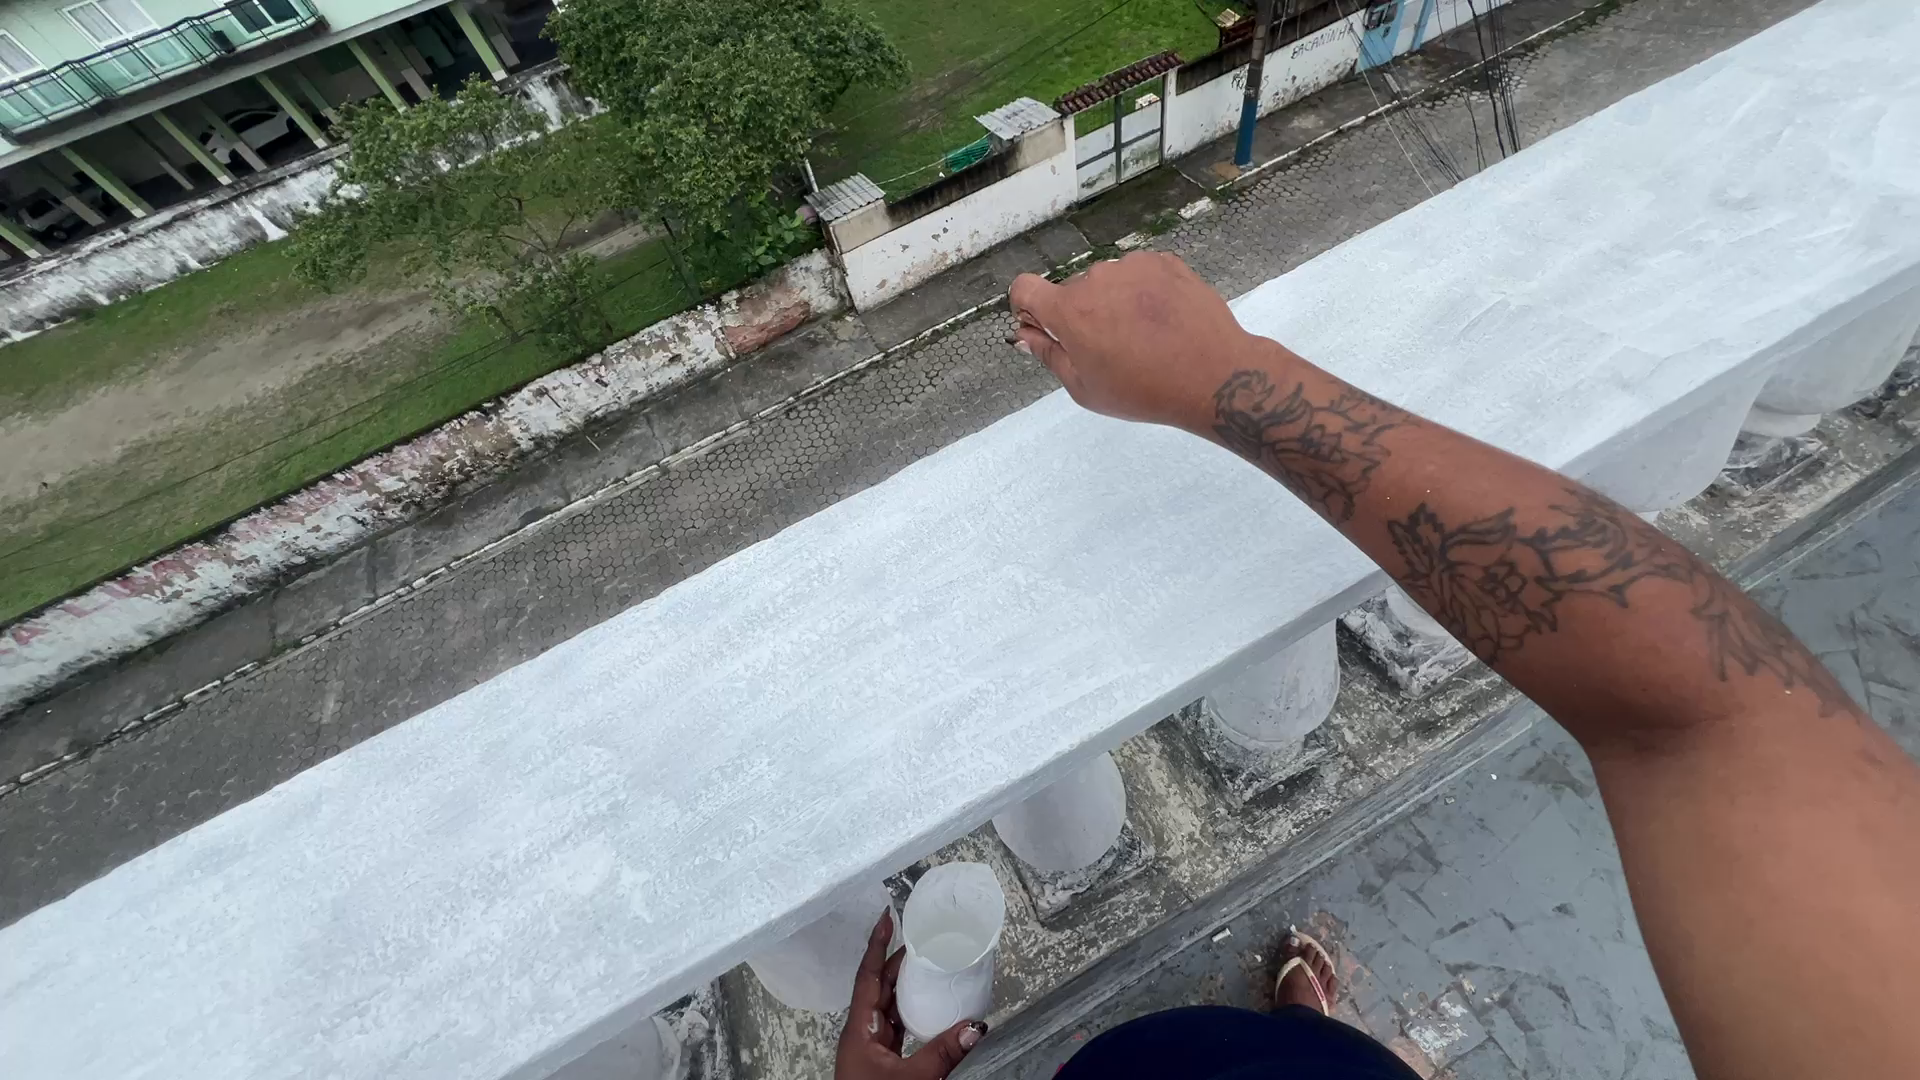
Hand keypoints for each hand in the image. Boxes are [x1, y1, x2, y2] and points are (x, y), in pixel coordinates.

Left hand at [834, 910, 986, 1079]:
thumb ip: (943, 1053)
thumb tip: (978, 1024)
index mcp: (859, 1030)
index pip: (866, 975)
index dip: (876, 944)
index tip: (887, 916)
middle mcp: (861, 1034)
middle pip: (878, 987)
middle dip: (896, 961)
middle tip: (922, 937)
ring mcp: (870, 1050)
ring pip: (888, 1007)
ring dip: (905, 985)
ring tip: (929, 964)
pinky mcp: (881, 1066)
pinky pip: (896, 1027)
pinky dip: (911, 1012)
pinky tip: (930, 1007)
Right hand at [1008, 252, 1266, 432]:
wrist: (1211, 374)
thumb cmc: (1142, 390)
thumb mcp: (1084, 387)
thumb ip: (1048, 354)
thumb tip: (1024, 334)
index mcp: (1069, 311)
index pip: (1024, 288)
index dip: (1026, 307)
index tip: (1043, 327)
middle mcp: (1095, 278)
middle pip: (1071, 292)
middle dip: (1080, 316)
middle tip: (1108, 350)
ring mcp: (1132, 266)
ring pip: (1107, 283)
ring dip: (1113, 303)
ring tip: (1141, 338)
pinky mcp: (1164, 262)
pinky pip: (1138, 275)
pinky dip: (1141, 294)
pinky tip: (1161, 323)